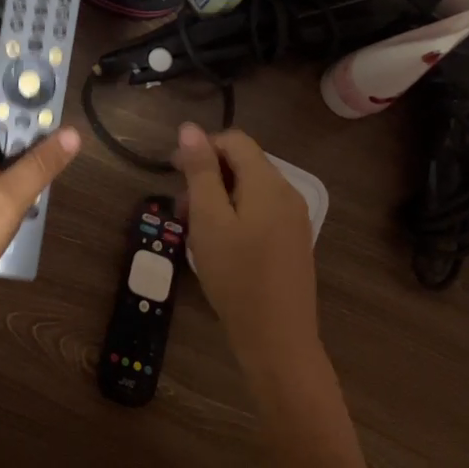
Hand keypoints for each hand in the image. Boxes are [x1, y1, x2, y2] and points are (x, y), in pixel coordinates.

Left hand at [0, 64, 81, 315]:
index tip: (36, 74)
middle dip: (18, 103)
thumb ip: (41, 164)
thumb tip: (73, 133)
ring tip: (48, 142)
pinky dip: (5, 157)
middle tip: (54, 112)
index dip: (2, 69)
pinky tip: (27, 178)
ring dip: (15, 133)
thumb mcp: (9, 201)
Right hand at [173, 122, 318, 362]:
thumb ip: (200, 171)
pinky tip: (219, 243)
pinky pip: (261, 211)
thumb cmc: (237, 276)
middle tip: (179, 208)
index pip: (235, 140)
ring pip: (250, 189)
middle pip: (244, 163)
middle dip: (208, 175)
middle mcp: (287, 193)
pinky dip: (236, 215)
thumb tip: (189, 128)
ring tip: (193, 229)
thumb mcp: (209, 220)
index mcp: (268, 183)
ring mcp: (294, 219)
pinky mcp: (293, 242)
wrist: (278, 341)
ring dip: (219, 197)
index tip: (173, 173)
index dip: (202, 148)